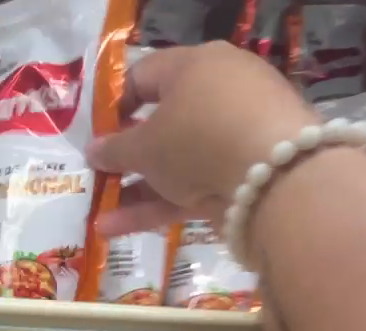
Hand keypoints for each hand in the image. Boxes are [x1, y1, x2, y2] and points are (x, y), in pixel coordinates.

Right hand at [90, 42, 319, 235]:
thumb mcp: (143, 146)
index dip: (113, 106)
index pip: (143, 76)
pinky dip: (151, 206)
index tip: (93, 136)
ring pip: (171, 161)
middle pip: (159, 123)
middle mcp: (215, 93)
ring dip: (131, 188)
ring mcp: (229, 135)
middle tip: (95, 176)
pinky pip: (185, 186)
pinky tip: (112, 228)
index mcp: (194, 66)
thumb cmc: (195, 139)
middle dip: (124, 155)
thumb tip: (93, 150)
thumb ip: (113, 149)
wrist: (272, 176)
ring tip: (96, 212)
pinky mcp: (235, 172)